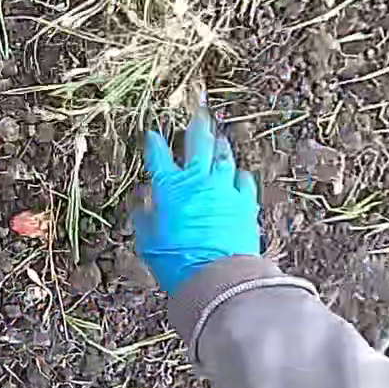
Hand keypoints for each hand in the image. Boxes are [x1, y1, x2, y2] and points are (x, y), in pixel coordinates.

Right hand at [135, 112, 259, 293]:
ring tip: (218, 137)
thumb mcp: (148, 240)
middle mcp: (198, 181)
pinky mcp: (245, 201)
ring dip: (219, 145)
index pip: (159, 156)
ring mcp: (224, 188)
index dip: (153, 143)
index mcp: (170, 188)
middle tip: (197, 112)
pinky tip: (237, 173)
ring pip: (223, 156)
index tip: (151, 134)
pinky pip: (244, 179)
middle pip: (198, 143)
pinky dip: (238, 174)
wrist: (215, 275)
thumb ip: (145, 215)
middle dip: (196, 125)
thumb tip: (143, 198)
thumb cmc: (176, 260)